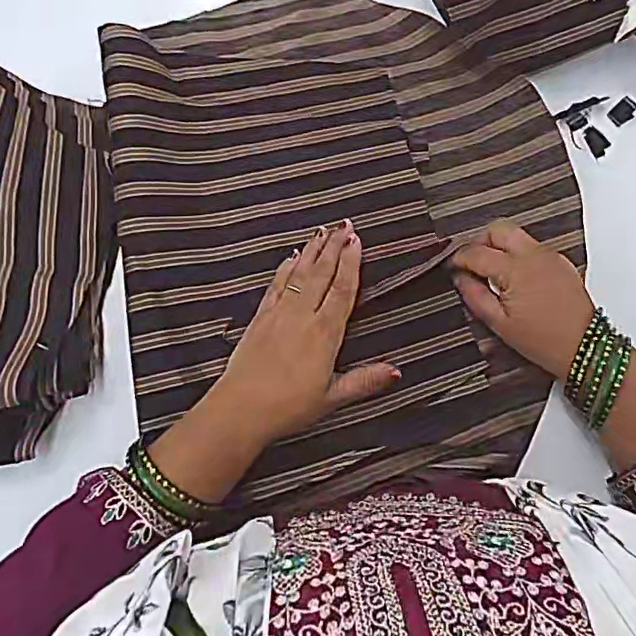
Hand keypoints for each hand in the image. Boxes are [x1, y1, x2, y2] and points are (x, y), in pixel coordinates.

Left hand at [199, 220, 400, 444]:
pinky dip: (285, 269)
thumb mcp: (332, 397)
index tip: (357, 242)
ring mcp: (279, 315)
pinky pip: (276, 286)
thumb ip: (364, 381)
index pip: (342, 289)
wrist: (240, 409)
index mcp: (324, 333)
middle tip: (344, 226)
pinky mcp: (260, 319)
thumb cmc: (286, 407)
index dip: (351, 263)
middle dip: (334, 247)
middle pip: (322, 273)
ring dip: (312, 251)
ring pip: (300, 274)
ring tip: (322, 232)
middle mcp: (302, 317)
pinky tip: (290, 258)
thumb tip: (395, 372)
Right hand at [449, 222, 595, 380]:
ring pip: (517, 236)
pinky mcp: (561, 263)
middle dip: (480, 241)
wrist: (584, 349)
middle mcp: (534, 255)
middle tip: (472, 262)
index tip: (453, 266)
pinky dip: (519, 255)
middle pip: (498, 229)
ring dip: (501, 246)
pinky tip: (515, 279)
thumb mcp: (500, 324)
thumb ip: (475, 296)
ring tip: (492, 273)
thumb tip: (460, 279)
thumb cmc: (545, 341)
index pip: (477, 252)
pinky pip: (533, 248)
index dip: (459, 258)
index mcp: (515, 269)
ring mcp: (550, 256)